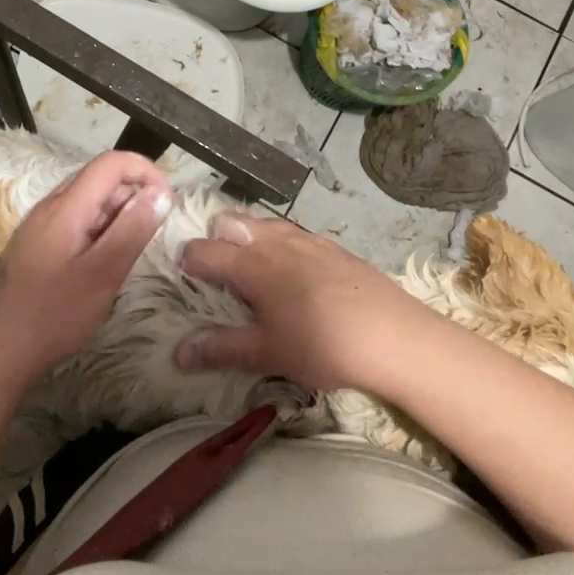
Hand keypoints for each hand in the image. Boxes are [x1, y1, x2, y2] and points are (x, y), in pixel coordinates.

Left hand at [0, 151, 172, 393]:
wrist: (3, 351)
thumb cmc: (57, 315)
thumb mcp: (104, 274)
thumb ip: (132, 229)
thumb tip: (161, 191)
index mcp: (65, 207)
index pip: (110, 162)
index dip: (144, 171)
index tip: (165, 202)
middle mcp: (48, 206)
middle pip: (98, 178)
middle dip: (131, 196)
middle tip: (145, 239)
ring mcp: (39, 224)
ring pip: (87, 200)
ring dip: (115, 216)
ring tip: (122, 257)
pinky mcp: (36, 243)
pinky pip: (73, 220)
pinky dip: (97, 230)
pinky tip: (99, 264)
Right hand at [173, 213, 432, 393]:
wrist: (396, 337)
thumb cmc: (323, 346)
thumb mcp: (267, 353)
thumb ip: (221, 348)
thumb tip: (177, 353)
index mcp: (252, 264)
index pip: (203, 250)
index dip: (187, 262)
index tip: (185, 280)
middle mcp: (274, 241)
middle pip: (230, 221)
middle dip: (216, 239)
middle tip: (220, 275)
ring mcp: (307, 240)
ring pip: (263, 224)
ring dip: (248, 239)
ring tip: (255, 273)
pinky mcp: (333, 247)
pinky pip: (293, 234)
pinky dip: (280, 245)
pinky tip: (295, 276)